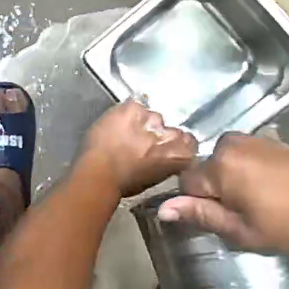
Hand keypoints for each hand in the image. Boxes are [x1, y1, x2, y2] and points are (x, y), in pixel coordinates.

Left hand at [75, 99, 198, 197]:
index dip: (177, 143)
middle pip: (168, 127)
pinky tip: (118, 123)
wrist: (99, 173)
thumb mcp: (156, 177)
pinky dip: (127, 114)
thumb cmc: (127, 183)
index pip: (189, 141)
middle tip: (141, 143)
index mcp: (179, 152)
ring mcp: (150, 117)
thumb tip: (166, 156)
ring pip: (150, 116)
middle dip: (156, 133)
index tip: (164, 148)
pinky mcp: (132, 107)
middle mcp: (170, 132)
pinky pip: (134, 105)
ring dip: (141, 123)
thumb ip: (167, 162)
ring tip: (125, 134)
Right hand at [159, 132, 288, 252]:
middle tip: (245, 218)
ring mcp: (253, 139)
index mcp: (221, 164)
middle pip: (205, 171)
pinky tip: (273, 194)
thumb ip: (202, 215)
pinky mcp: (270, 140)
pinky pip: (243, 158)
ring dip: (233, 184)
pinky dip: (249, 175)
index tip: (221, 221)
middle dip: (217, 193)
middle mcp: (231, 143)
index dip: (198, 205)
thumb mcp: (244, 230)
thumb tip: (163, 209)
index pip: (186, 183)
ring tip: (261, 207)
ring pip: (224, 165)